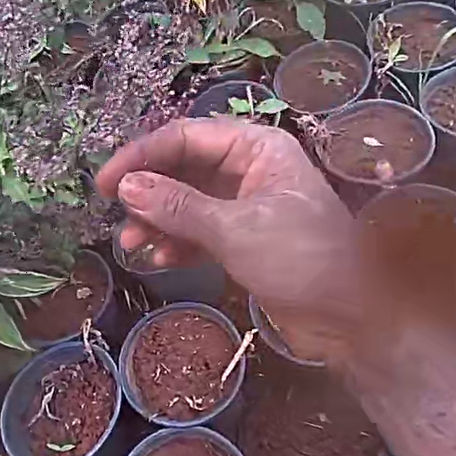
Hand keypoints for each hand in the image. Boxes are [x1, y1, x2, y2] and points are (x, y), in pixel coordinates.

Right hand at [97, 118, 455, 455]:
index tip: (104, 183)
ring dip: (159, 221)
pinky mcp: (245, 237)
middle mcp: (250, 168)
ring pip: (188, 201)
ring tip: (133, 246)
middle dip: (150, 193)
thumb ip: (178, 207)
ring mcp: (247, 204)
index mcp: (257, 147)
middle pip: (184, 168)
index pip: (186, 137)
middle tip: (118, 219)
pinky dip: (179, 242)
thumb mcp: (235, 229)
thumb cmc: (302, 259)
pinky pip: (201, 229)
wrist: (351, 318)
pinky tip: (161, 259)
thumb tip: (126, 186)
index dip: (141, 156)